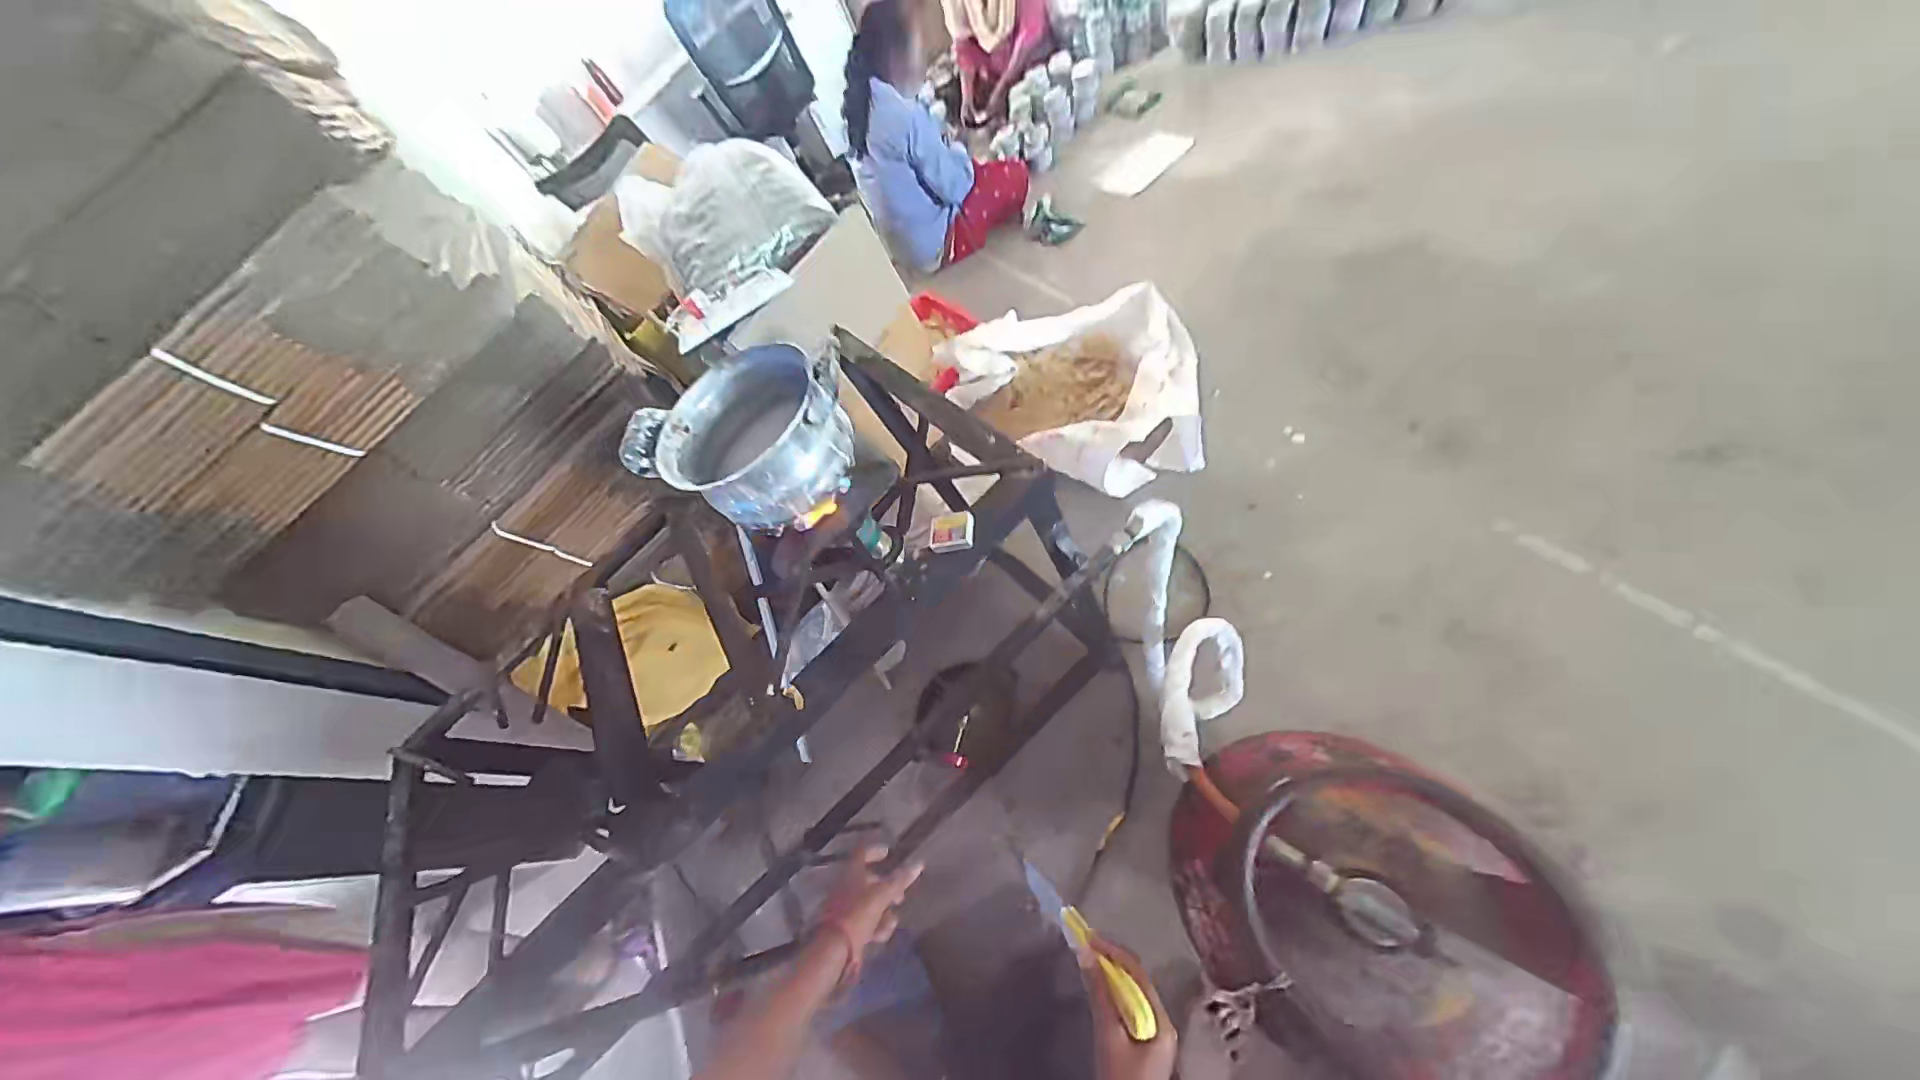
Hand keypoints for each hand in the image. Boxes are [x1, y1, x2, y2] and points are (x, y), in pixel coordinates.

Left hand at [817, 846, 923, 954]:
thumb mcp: (882, 895)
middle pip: (869, 881)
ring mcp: (845, 906)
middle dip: (888, 889)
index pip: (862, 852)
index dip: (875, 850)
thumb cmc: (858, 913)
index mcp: (852, 872)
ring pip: (870, 903)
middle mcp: (846, 885)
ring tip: (891, 922)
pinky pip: (864, 920)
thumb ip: (900, 881)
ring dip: (884, 912)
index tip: (888, 852)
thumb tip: (918, 863)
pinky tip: (881, 936)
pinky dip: (875, 926)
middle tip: (900, 897)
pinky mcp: (845, 926)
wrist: (834, 948)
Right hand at [1081, 935, 1176, 1079]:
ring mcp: (1155, 1033)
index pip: (1137, 972)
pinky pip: (1129, 1007)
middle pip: (1137, 980)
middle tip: (1085, 945)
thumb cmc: (1122, 1079)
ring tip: (1088, 961)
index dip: (1112, 951)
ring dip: (1111, 975)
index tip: (1087, 937)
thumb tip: (1086, 953)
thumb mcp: (1108, 1036)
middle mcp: (1162, 1022)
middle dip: (1111, 960)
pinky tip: (1099, 989)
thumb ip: (1100, 994)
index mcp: (1161, 1019)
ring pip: (1132, 993)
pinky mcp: (1144, 1043)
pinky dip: (1113, 993)